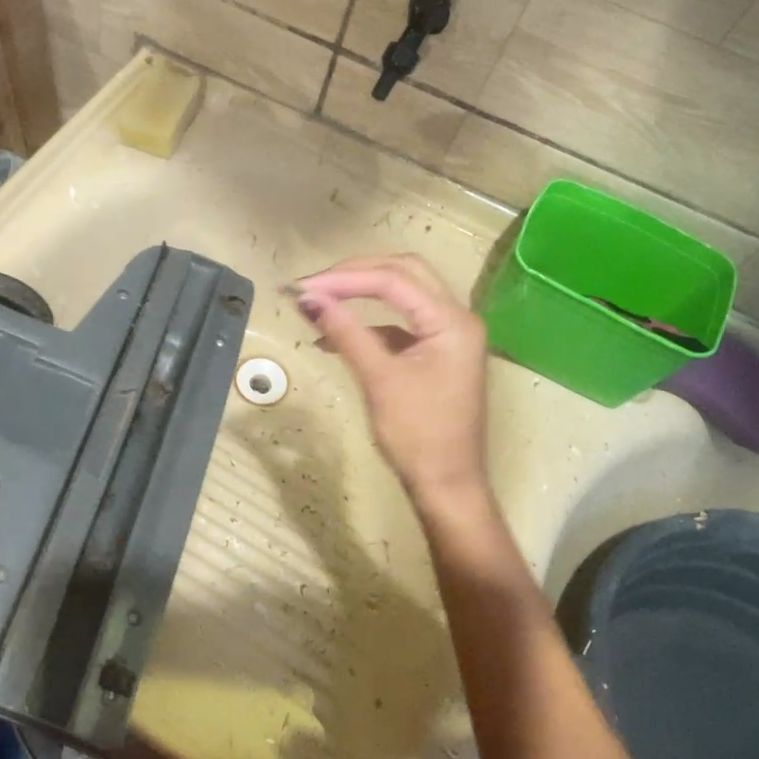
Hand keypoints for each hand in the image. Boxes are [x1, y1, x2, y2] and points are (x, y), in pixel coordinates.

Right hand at [293, 255, 490, 514]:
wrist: (447, 486)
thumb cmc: (418, 436)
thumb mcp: (379, 380)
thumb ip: (345, 333)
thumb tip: (308, 299)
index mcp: (452, 321)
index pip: (394, 280)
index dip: (344, 279)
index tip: (302, 288)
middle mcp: (457, 318)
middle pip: (403, 273)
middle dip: (354, 274)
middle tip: (312, 285)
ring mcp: (448, 335)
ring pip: (403, 293)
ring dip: (361, 292)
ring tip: (318, 300)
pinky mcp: (435, 352)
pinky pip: (400, 322)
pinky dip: (368, 322)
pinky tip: (334, 334)